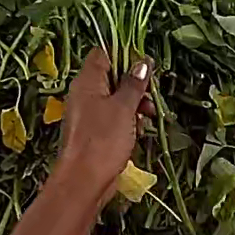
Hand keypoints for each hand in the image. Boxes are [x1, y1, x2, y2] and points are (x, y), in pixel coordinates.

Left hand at [53, 47, 153, 204]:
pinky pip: (112, 118)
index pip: (103, 53)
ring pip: (115, 99)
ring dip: (134, 104)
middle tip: (150, 96)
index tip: (145, 66)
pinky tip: (138, 131)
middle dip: (134, 84)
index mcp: (87, 81)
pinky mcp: (94, 132)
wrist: (84, 181)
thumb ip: (134, 84)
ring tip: (148, 117)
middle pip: (112, 76)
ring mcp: (88, 114)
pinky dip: (127, 121)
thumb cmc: (102, 140)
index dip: (125, 54)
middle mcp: (84, 94)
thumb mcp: (123, 108)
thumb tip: (142, 63)